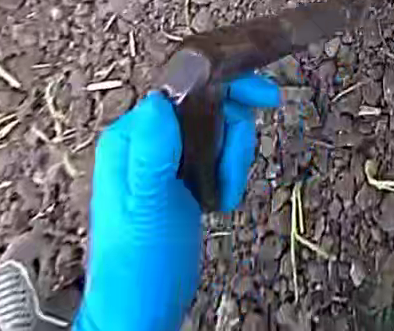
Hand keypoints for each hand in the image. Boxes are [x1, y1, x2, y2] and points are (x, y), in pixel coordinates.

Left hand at [76, 75, 278, 330]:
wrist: (142, 314)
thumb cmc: (138, 263)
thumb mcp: (147, 206)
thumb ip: (151, 152)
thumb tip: (158, 98)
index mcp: (132, 136)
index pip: (187, 86)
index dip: (228, 86)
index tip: (262, 98)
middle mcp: (149, 139)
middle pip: (212, 103)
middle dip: (235, 128)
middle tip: (241, 157)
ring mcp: (169, 157)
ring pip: (223, 126)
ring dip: (235, 154)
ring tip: (226, 188)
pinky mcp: (186, 175)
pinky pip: (223, 150)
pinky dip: (232, 169)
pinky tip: (224, 197)